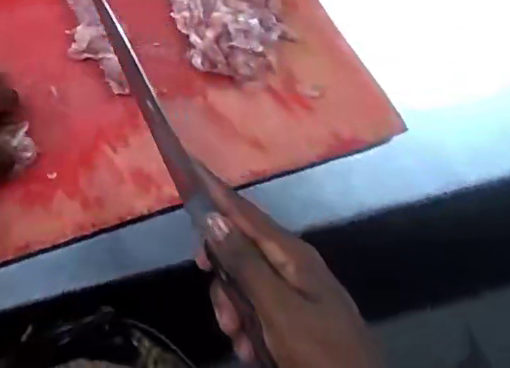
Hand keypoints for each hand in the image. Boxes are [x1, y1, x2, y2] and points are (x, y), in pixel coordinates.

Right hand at [194, 169, 381, 367]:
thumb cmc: (323, 357)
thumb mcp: (278, 310)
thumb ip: (243, 261)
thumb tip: (211, 215)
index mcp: (293, 255)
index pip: (243, 209)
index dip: (213, 187)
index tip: (186, 162)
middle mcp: (293, 266)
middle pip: (237, 248)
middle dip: (221, 276)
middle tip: (219, 307)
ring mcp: (297, 293)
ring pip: (243, 281)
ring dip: (232, 307)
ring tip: (236, 338)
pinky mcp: (298, 319)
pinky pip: (257, 307)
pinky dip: (246, 325)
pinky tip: (248, 348)